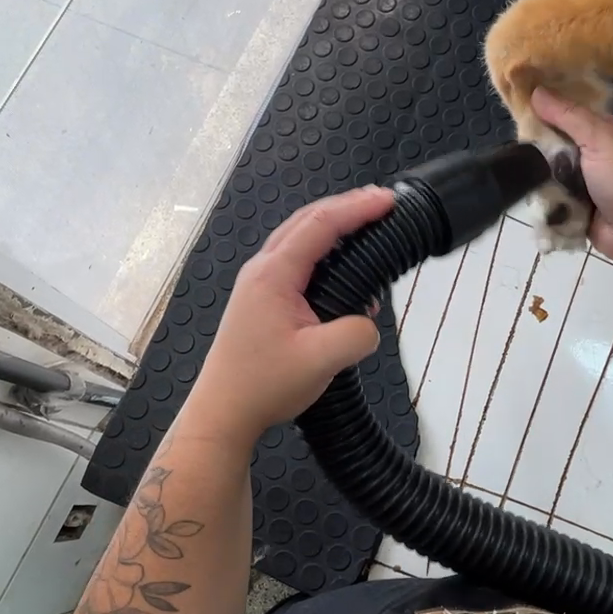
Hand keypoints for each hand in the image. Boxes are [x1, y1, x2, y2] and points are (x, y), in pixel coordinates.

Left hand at [184, 187, 395, 446]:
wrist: (223, 412)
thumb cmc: (263, 385)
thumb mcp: (320, 361)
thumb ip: (356, 334)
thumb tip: (368, 322)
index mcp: (274, 275)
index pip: (320, 225)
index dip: (357, 208)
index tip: (389, 201)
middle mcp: (262, 270)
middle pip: (306, 222)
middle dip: (346, 207)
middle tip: (382, 204)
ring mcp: (258, 284)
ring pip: (299, 239)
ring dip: (333, 228)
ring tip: (367, 226)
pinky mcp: (261, 301)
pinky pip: (296, 262)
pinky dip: (323, 253)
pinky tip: (345, 272)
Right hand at [532, 88, 612, 261]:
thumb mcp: (600, 138)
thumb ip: (567, 116)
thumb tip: (536, 91)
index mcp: (603, 131)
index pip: (567, 112)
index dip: (543, 109)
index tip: (516, 106)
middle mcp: (592, 154)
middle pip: (552, 145)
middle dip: (537, 149)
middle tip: (517, 150)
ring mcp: (582, 183)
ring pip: (547, 174)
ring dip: (539, 179)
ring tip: (525, 179)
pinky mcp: (573, 208)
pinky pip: (549, 200)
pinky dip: (544, 202)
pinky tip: (534, 200)